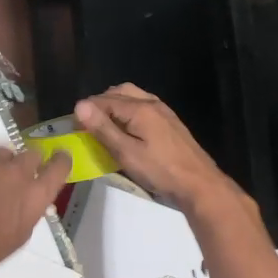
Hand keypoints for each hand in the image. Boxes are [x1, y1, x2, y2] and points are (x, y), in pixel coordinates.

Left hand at [0, 140, 70, 277]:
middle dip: (28, 162)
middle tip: (15, 175)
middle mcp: (16, 173)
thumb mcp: (22, 233)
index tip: (57, 158)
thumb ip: (31, 207)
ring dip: (1, 161)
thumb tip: (31, 194)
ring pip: (4, 150)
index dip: (60, 161)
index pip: (59, 166)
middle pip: (32, 153)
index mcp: (35, 195)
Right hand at [74, 84, 240, 212]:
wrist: (200, 185)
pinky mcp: (169, 121)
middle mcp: (151, 103)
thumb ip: (102, 128)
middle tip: (90, 127)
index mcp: (139, 109)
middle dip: (99, 105)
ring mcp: (163, 111)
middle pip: (117, 92)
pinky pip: (142, 106)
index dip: (85, 113)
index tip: (77, 131)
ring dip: (114, 106)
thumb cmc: (160, 170)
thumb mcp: (125, 153)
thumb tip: (78, 105)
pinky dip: (128, 111)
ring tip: (106, 127)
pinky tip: (126, 130)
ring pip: (131, 96)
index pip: (102, 100)